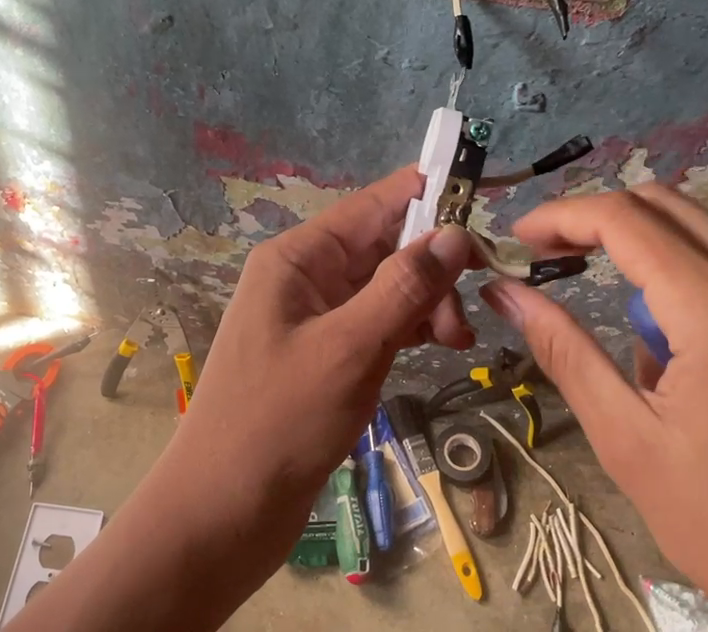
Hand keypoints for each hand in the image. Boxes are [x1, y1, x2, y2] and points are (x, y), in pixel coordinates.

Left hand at [9, 166, 475, 631]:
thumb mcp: (349, 348)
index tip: (484, 203)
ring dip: (426, 303)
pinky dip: (409, 328)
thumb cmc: (279, 421)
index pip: (372, 205)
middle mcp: (305, 276)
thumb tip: (455, 233)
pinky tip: (435, 348)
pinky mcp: (325, 354)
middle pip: (384, 246)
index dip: (427, 197)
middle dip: (432, 268)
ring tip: (456, 344)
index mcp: (298, 257)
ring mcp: (314, 317)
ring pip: (386, 287)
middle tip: (465, 317)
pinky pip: (377, 322)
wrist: (223, 511)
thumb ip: (404, 287)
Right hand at [480, 184, 707, 631]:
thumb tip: (503, 292)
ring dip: (647, 254)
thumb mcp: (629, 440)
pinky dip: (694, 279)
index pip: (625, 219)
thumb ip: (562, 349)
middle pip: (666, 205)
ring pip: (706, 231)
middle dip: (599, 221)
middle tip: (551, 259)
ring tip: (627, 332)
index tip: (519, 239)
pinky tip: (685, 348)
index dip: (561, 216)